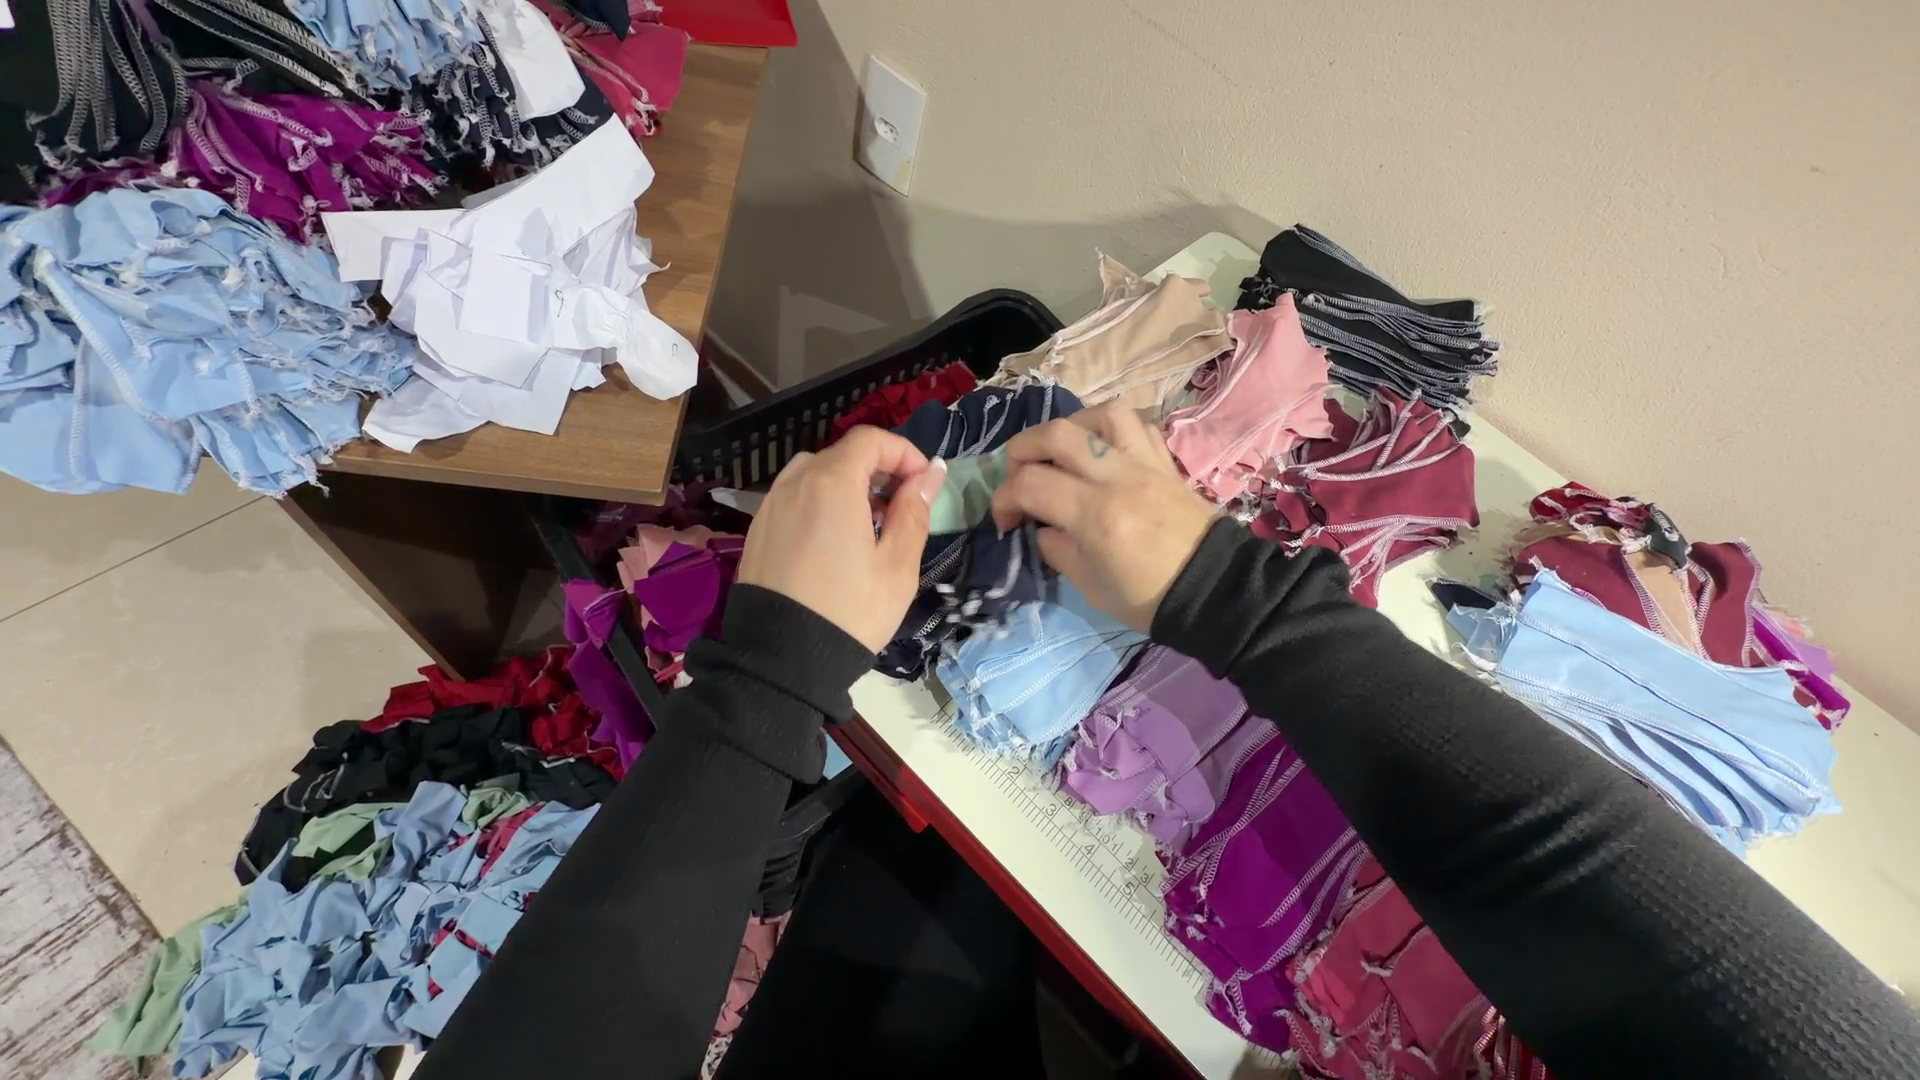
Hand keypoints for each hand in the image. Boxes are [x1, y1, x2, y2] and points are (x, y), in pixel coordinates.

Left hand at [737, 426, 947, 652]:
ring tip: (870, 526)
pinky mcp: (758, 532)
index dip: (904, 453)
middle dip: (879, 470)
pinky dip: (820, 504)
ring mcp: (770, 507)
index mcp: (831, 484)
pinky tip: (835, 543)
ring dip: (848, 486)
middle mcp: (794, 484)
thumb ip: (915, 511)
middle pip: (842, 454)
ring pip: (815, 475)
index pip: (870, 440)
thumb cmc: (850, 611)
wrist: (782, 661)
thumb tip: (931, 474)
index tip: (924, 484)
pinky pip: (794, 499)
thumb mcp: (897, 565)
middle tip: (902, 507)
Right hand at [990, 402, 1217, 633]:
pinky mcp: (1165, 463)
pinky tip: (1100, 452)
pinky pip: (1136, 424)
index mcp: (1097, 516)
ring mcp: (1146, 464)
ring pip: (1101, 414)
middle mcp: (1119, 478)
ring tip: (1062, 456)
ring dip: (1070, 429)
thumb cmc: (1149, 598)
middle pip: (1057, 433)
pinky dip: (1109, 430)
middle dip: (1022, 451)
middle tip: (1021, 480)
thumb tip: (1042, 525)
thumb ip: (1057, 548)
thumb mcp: (1089, 586)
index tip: (1006, 521)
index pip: (1030, 483)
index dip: (1003, 499)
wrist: (1215, 592)